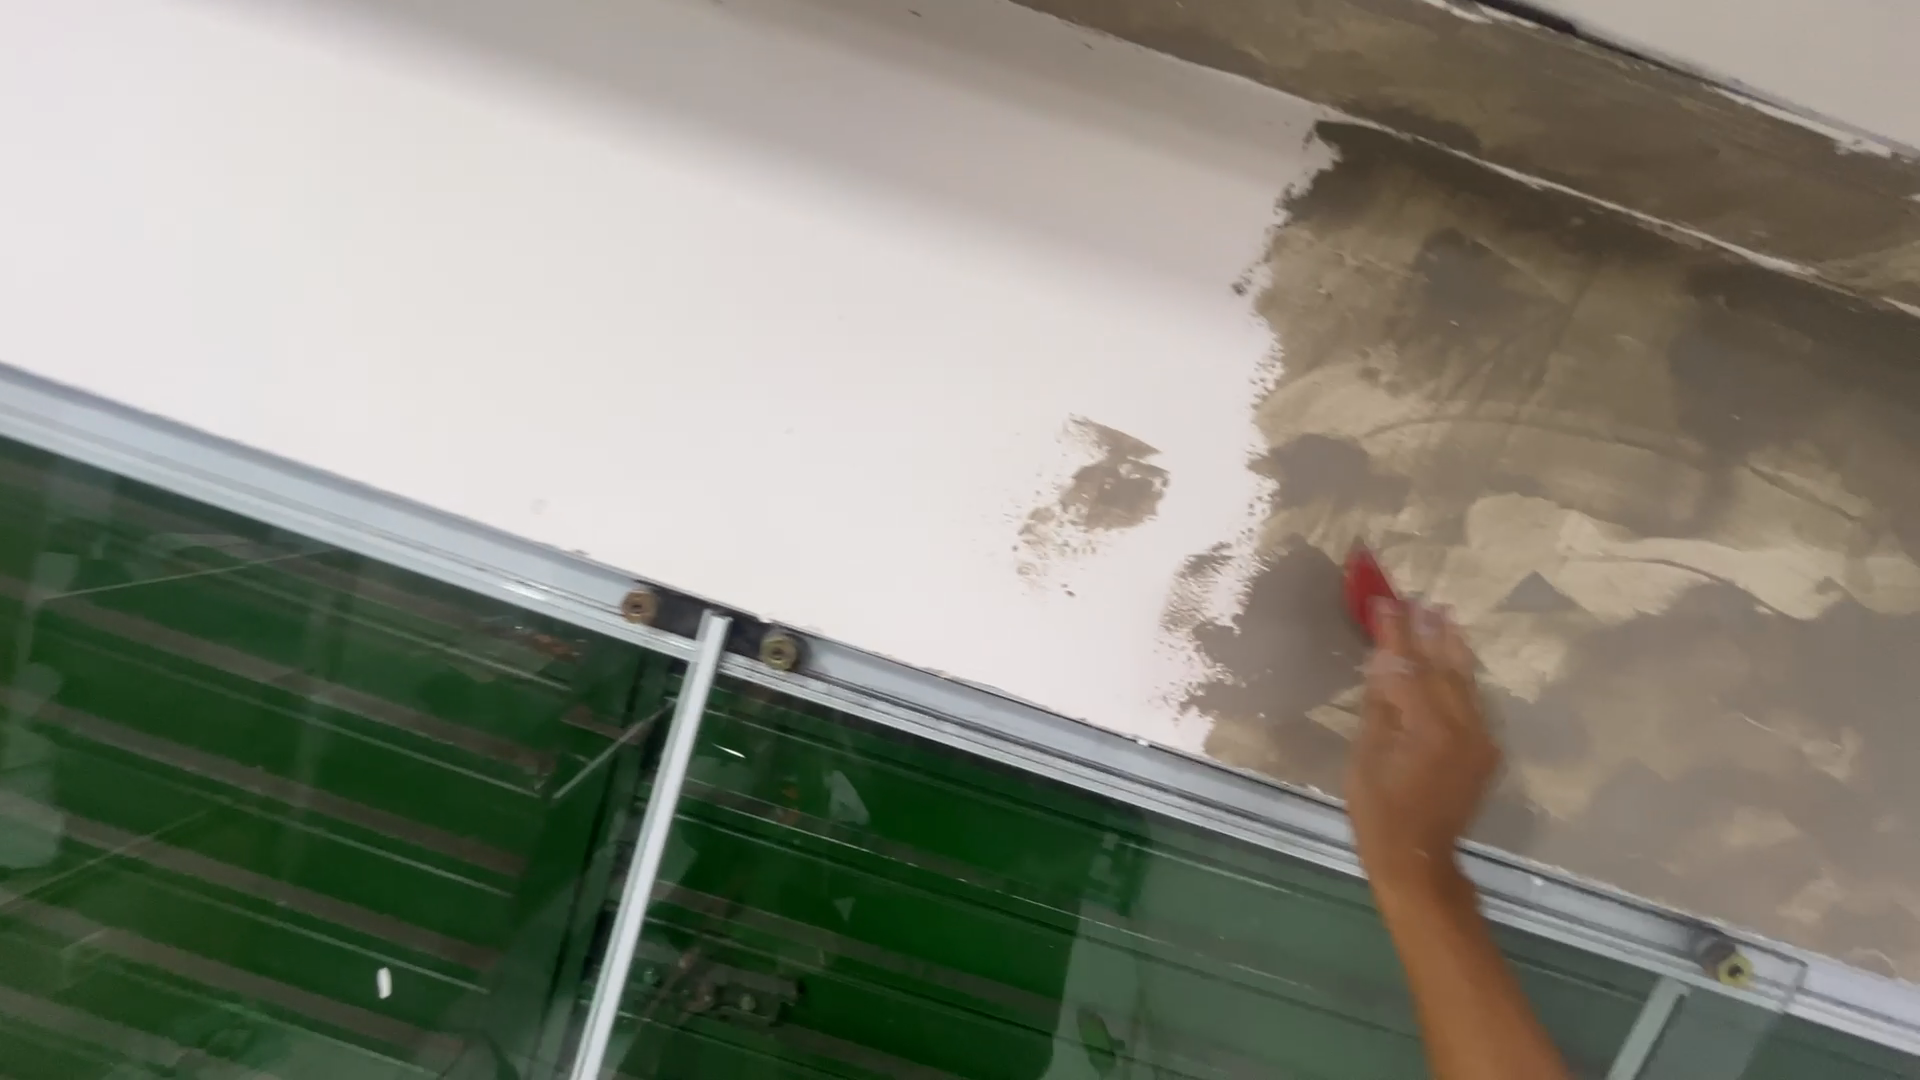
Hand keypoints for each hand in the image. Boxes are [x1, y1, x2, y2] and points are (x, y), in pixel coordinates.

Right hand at [1346, 599, 1499, 896]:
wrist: (1418, 855)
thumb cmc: (1377, 808)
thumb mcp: (1365, 754)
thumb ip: (1380, 704)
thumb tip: (1384, 661)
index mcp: (1427, 728)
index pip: (1408, 667)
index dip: (1394, 633)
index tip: (1384, 602)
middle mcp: (1463, 728)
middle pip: (1442, 669)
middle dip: (1428, 632)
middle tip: (1419, 600)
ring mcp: (1480, 740)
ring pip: (1465, 682)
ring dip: (1452, 648)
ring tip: (1444, 616)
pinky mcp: (1485, 751)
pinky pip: (1472, 702)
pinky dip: (1460, 676)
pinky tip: (1455, 660)